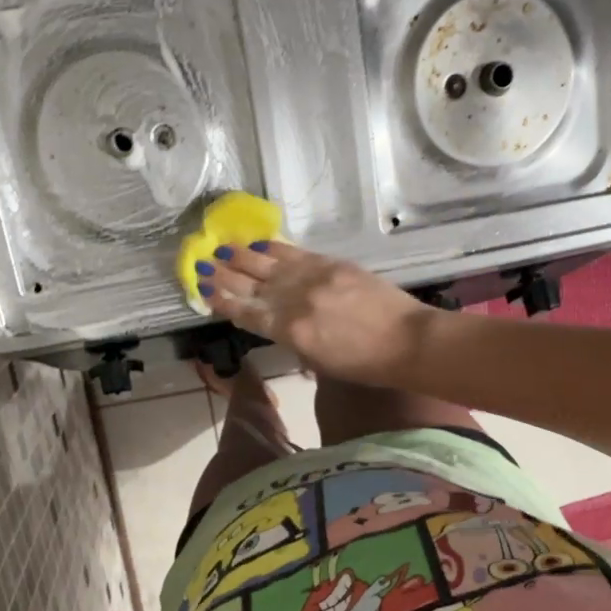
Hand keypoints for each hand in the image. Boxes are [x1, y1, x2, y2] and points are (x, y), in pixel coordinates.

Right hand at [199, 241, 433, 384]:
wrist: (408, 342)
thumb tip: (275, 323)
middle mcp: (296, 301)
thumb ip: (293, 340)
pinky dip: (274, 248)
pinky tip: (259, 244)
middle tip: (203, 265)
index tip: (205, 292)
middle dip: (225, 275)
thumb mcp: (319, 362)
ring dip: (242, 256)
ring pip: (269, 264)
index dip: (224, 302)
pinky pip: (295, 253)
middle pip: (252, 285)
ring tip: (222, 248)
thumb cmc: (365, 365)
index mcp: (291, 332)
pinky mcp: (332, 264)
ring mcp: (314, 279)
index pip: (248, 313)